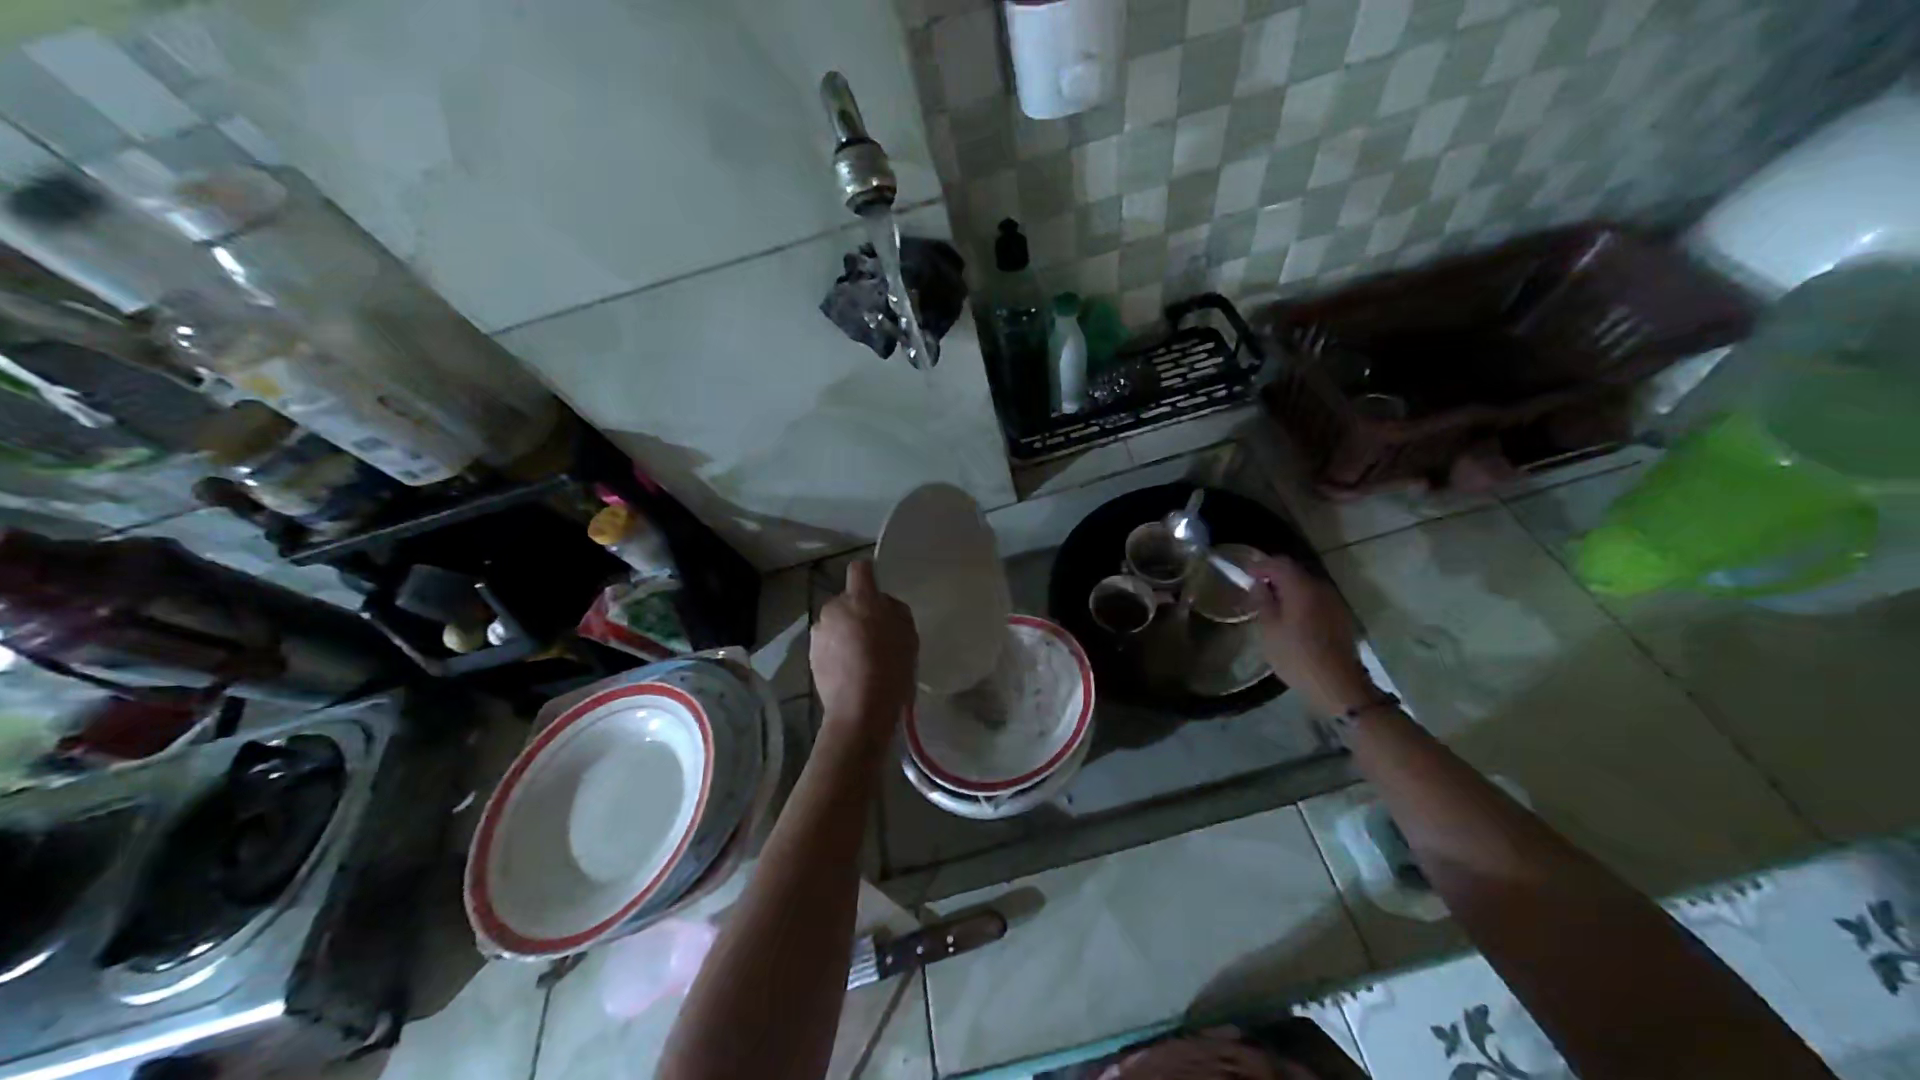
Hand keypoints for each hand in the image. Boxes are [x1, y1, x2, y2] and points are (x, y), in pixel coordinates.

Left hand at [811, 560, 918, 740]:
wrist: (860, 708)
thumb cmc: (891, 667)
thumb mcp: (909, 634)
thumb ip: (894, 611)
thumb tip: (883, 605)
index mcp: (860, 598)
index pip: (860, 569)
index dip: (869, 575)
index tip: (876, 588)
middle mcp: (834, 609)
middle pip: (847, 601)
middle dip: (858, 613)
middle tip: (876, 635)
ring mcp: (819, 633)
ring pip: (836, 624)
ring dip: (846, 633)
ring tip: (863, 659)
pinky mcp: (811, 656)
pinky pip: (829, 645)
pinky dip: (838, 653)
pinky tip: (851, 673)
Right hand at [1249, 556, 1380, 715]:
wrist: (1336, 683)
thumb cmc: (1296, 656)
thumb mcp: (1269, 629)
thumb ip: (1262, 602)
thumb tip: (1259, 585)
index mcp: (1302, 588)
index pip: (1280, 563)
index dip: (1260, 565)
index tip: (1245, 573)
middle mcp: (1321, 588)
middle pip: (1296, 572)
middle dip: (1274, 575)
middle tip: (1255, 588)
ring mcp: (1334, 602)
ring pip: (1307, 585)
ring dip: (1288, 588)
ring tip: (1271, 603)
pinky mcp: (1340, 616)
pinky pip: (1316, 599)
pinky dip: (1301, 600)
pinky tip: (1291, 616)